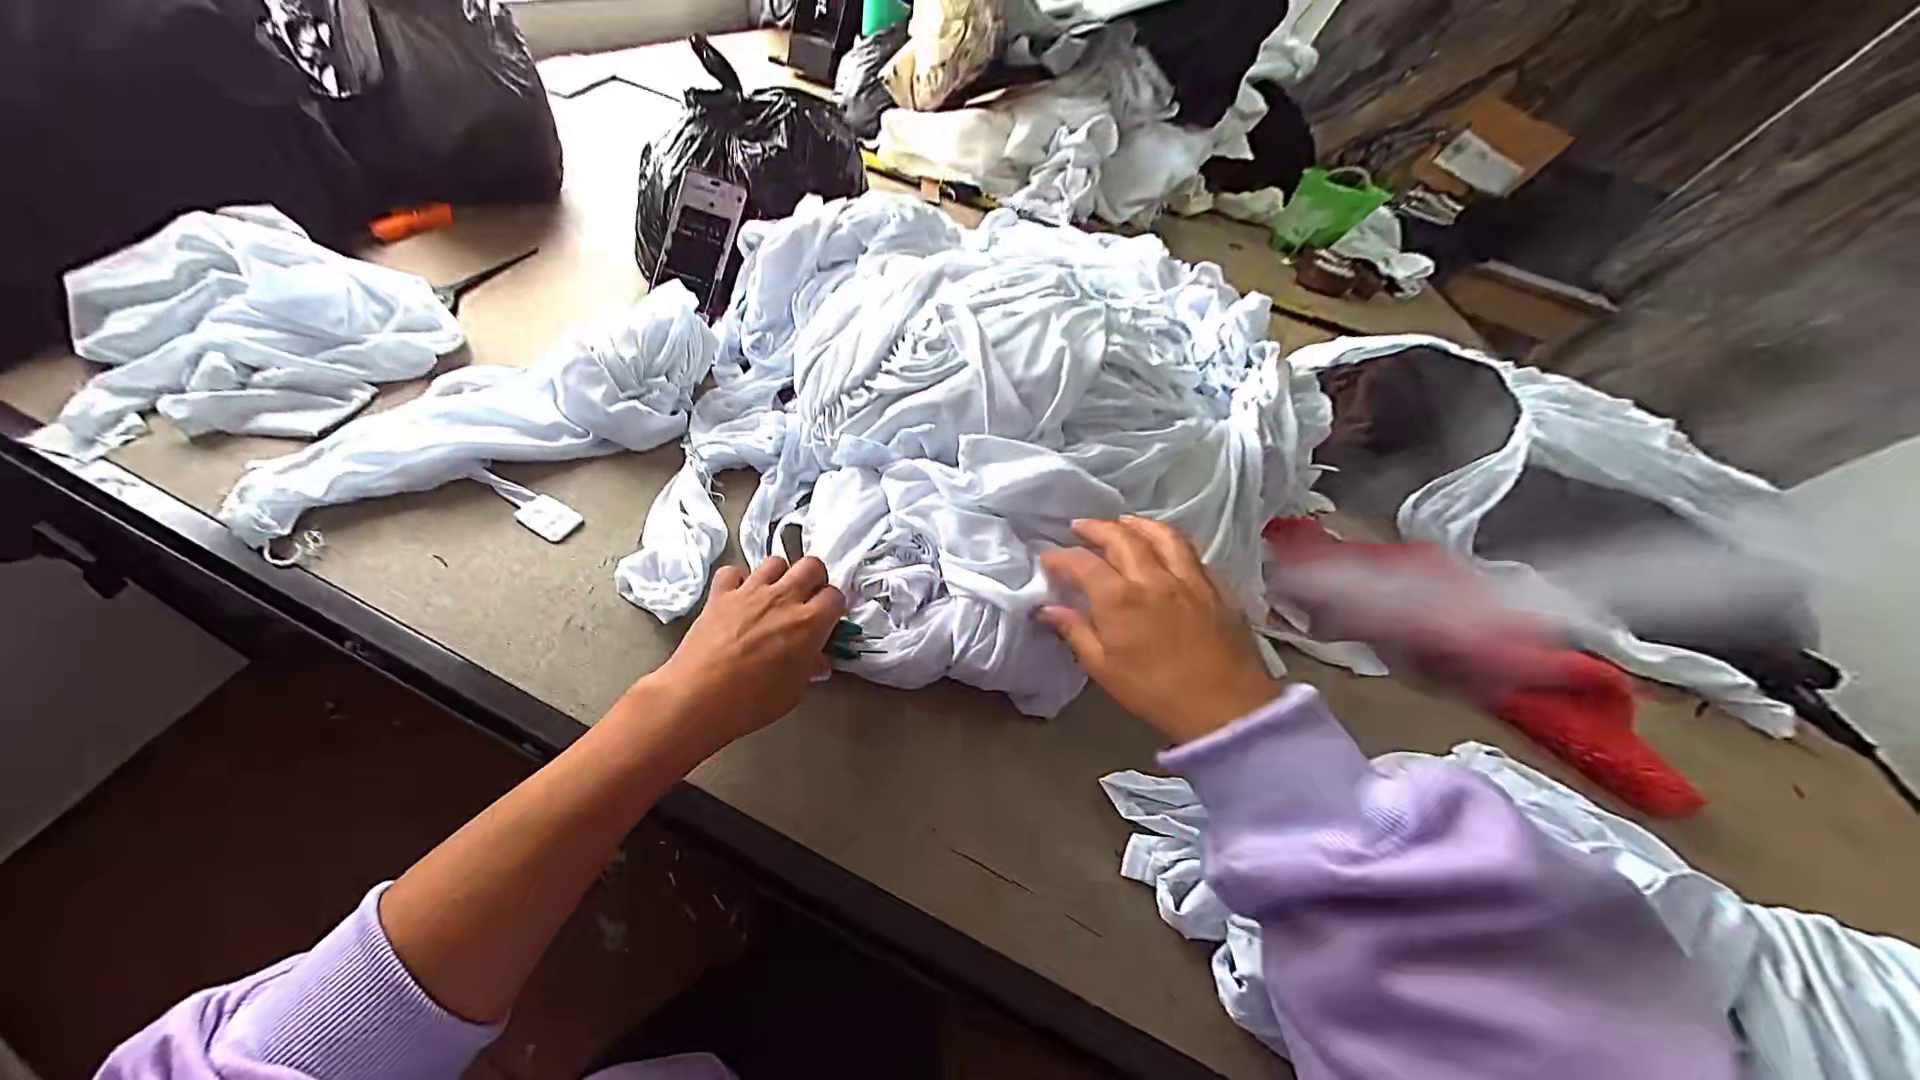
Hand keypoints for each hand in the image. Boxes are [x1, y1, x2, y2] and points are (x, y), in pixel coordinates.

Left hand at [629, 555, 846, 752]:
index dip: (834, 607)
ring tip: (774, 595)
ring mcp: (750, 592)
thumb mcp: (794, 690)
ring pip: (775, 561)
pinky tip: (738, 596)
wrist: (698, 698)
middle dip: (814, 579)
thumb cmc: (751, 701)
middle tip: (807, 598)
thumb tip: (817, 663)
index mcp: (809, 622)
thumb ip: (809, 668)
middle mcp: (783, 599)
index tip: (828, 618)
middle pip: (811, 565)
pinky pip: (732, 572)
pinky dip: (737, 580)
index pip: (835, 596)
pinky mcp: (720, 595)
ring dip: (780, 575)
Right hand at [1038, 518, 1278, 744]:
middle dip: (1096, 528)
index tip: (1048, 557)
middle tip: (1081, 527)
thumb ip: (1075, 631)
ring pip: (1162, 535)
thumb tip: (1047, 609)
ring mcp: (1189, 578)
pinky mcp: (1216, 587)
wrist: (1226, 707)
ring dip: (1137, 524)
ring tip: (1124, 523)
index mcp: (1120, 598)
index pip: (1082, 563)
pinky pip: (1191, 553)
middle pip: (1121, 537)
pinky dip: (1171, 543)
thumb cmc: (1155, 692)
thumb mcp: (1104, 668)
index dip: (1060, 556)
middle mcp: (1153, 577)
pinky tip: (1166, 550)